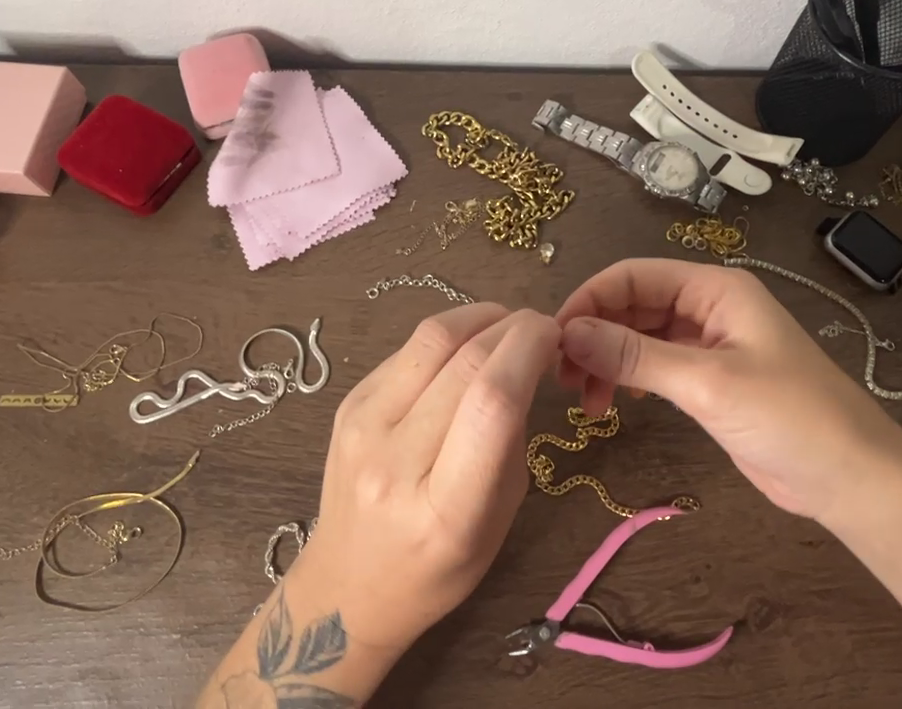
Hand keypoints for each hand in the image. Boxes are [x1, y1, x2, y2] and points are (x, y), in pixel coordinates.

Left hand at [283, 304, 559, 652]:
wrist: (347, 585)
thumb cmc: (438, 566)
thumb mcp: (498, 517)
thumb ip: (511, 439)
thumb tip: (526, 360)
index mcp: (445, 509)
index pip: (491, 403)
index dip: (528, 350)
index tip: (555, 337)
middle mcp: (394, 462)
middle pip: (465, 360)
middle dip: (514, 327)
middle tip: (541, 328)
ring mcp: (362, 427)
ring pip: (431, 338)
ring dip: (481, 317)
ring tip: (506, 324)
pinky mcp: (347, 403)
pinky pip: (408, 349)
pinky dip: (449, 335)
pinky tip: (466, 347)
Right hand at [555, 258, 901, 520]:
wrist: (852, 480)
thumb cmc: (791, 418)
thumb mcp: (708, 383)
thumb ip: (636, 355)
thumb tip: (567, 331)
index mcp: (715, 288)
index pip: (634, 276)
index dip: (590, 300)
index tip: (553, 339)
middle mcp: (709, 307)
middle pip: (633, 304)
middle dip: (594, 334)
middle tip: (562, 378)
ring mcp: (709, 344)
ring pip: (640, 336)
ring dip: (607, 360)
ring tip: (585, 401)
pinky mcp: (709, 380)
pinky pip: (654, 365)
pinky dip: (628, 378)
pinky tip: (613, 402)